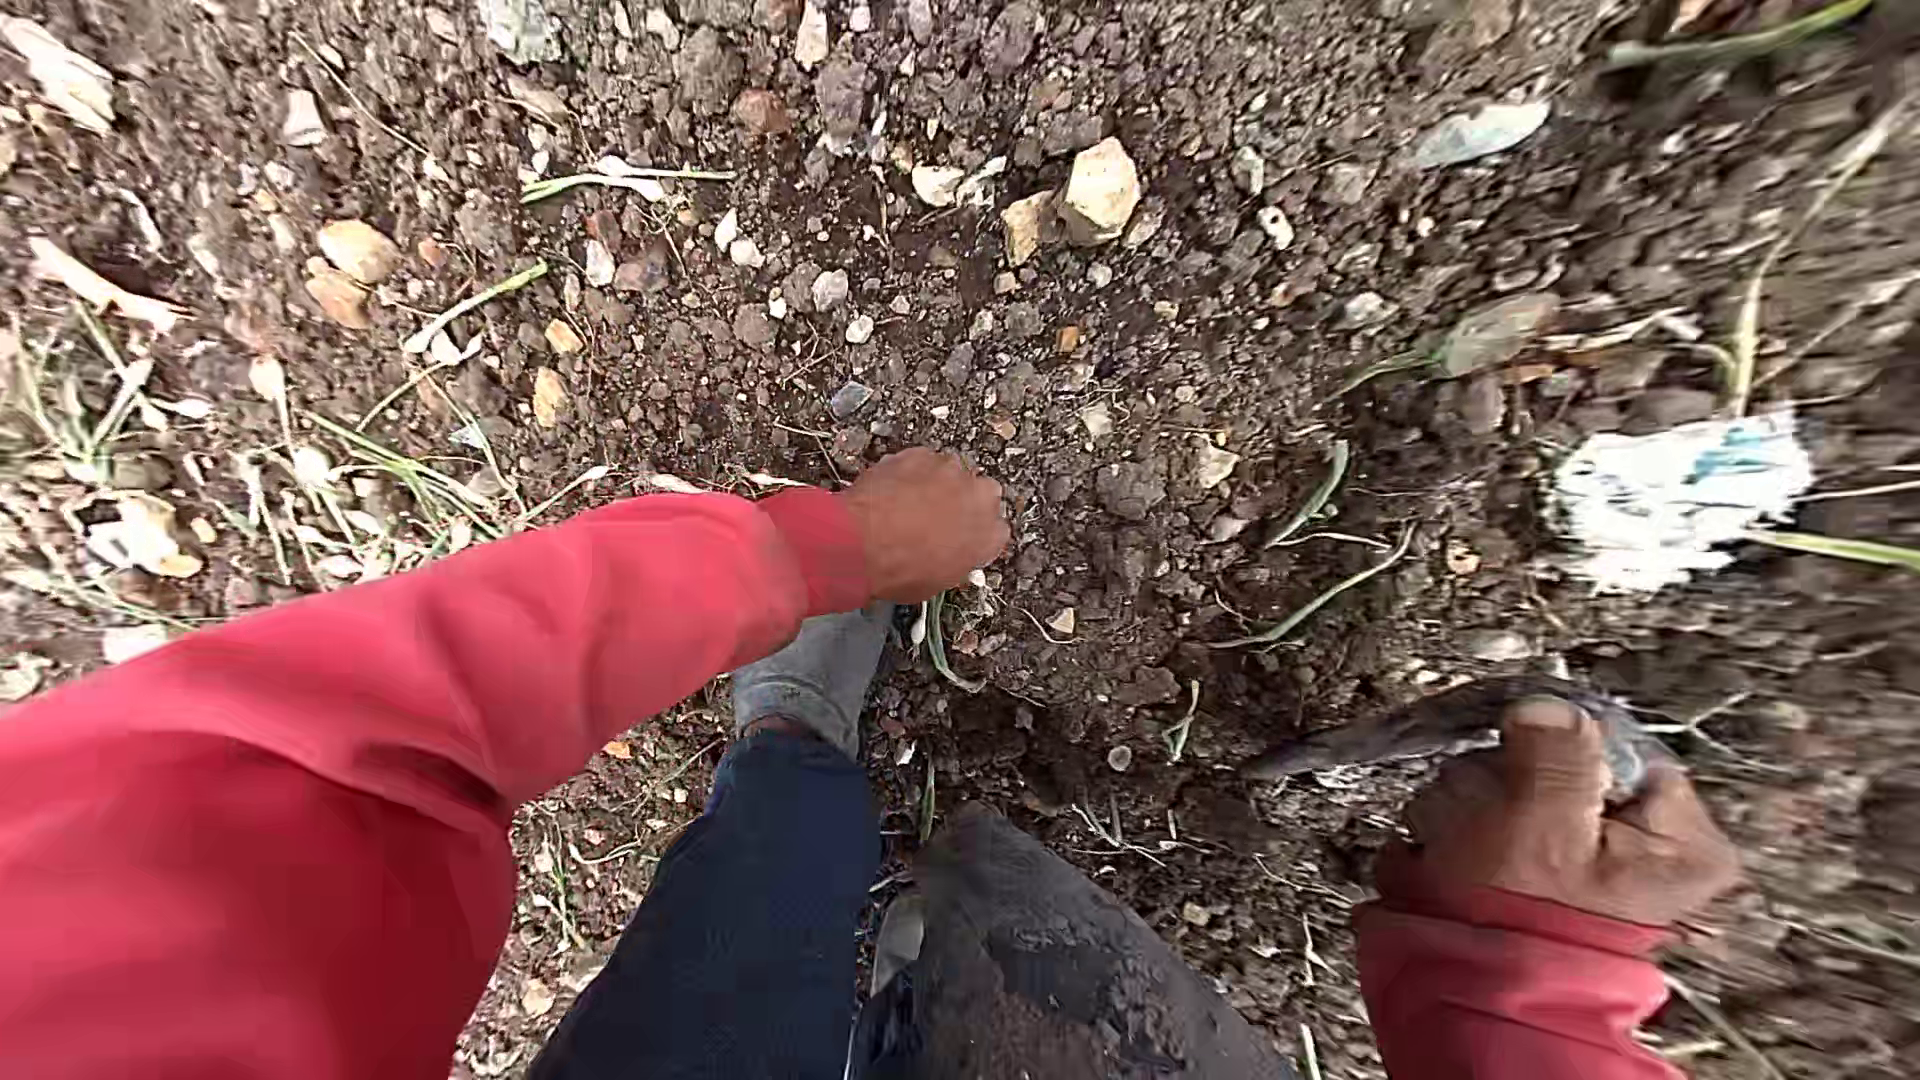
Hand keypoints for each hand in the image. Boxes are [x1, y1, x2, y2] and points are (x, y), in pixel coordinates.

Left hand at [838, 448, 1009, 602]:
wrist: (862, 543)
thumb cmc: (900, 569)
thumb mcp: (939, 582)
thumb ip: (956, 561)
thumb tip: (946, 558)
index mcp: (991, 534)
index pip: (996, 530)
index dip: (974, 532)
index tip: (961, 536)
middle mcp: (980, 497)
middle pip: (980, 494)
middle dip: (961, 502)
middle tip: (936, 518)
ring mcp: (951, 471)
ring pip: (951, 473)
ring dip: (936, 484)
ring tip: (910, 504)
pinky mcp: (922, 455)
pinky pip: (922, 462)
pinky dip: (910, 472)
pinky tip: (894, 491)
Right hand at [1401, 697, 1740, 925]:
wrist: (1467, 960)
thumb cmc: (1517, 899)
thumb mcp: (1544, 823)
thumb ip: (1554, 758)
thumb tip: (1547, 703)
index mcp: (1679, 838)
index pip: (1615, 745)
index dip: (1555, 740)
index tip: (1513, 752)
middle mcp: (1639, 837)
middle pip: (1558, 758)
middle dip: (1504, 771)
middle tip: (1488, 804)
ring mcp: (1581, 842)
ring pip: (1514, 774)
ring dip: (1475, 789)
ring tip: (1463, 824)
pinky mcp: (1531, 846)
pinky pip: (1493, 798)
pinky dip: (1467, 807)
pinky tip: (1456, 832)